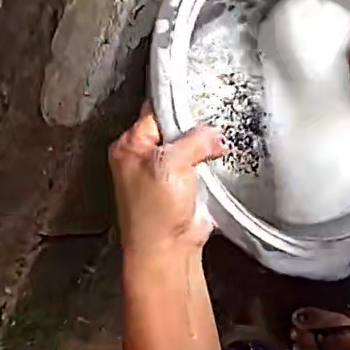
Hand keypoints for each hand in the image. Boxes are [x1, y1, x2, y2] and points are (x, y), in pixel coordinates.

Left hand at [109, 104, 225, 260]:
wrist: (168, 248)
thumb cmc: (157, 210)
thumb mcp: (171, 163)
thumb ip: (194, 140)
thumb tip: (213, 133)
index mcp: (130, 146)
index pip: (155, 111)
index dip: (178, 105)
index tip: (201, 101)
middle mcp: (144, 157)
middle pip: (175, 129)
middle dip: (196, 129)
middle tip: (213, 128)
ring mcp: (165, 173)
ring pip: (190, 148)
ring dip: (205, 149)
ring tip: (217, 147)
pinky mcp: (183, 187)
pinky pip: (200, 166)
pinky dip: (210, 165)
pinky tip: (219, 162)